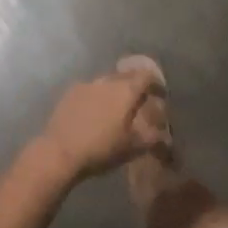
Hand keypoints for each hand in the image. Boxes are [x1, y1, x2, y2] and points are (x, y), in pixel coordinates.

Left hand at [34, 69, 166, 179]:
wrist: (60, 151)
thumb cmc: (102, 148)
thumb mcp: (134, 147)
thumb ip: (154, 139)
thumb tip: (166, 137)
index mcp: (126, 90)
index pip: (146, 76)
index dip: (156, 83)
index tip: (160, 94)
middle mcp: (107, 80)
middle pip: (126, 76)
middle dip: (135, 87)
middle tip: (140, 103)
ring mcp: (86, 84)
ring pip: (107, 82)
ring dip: (115, 92)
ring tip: (117, 110)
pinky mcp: (70, 92)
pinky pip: (91, 90)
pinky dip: (98, 98)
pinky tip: (95, 114)